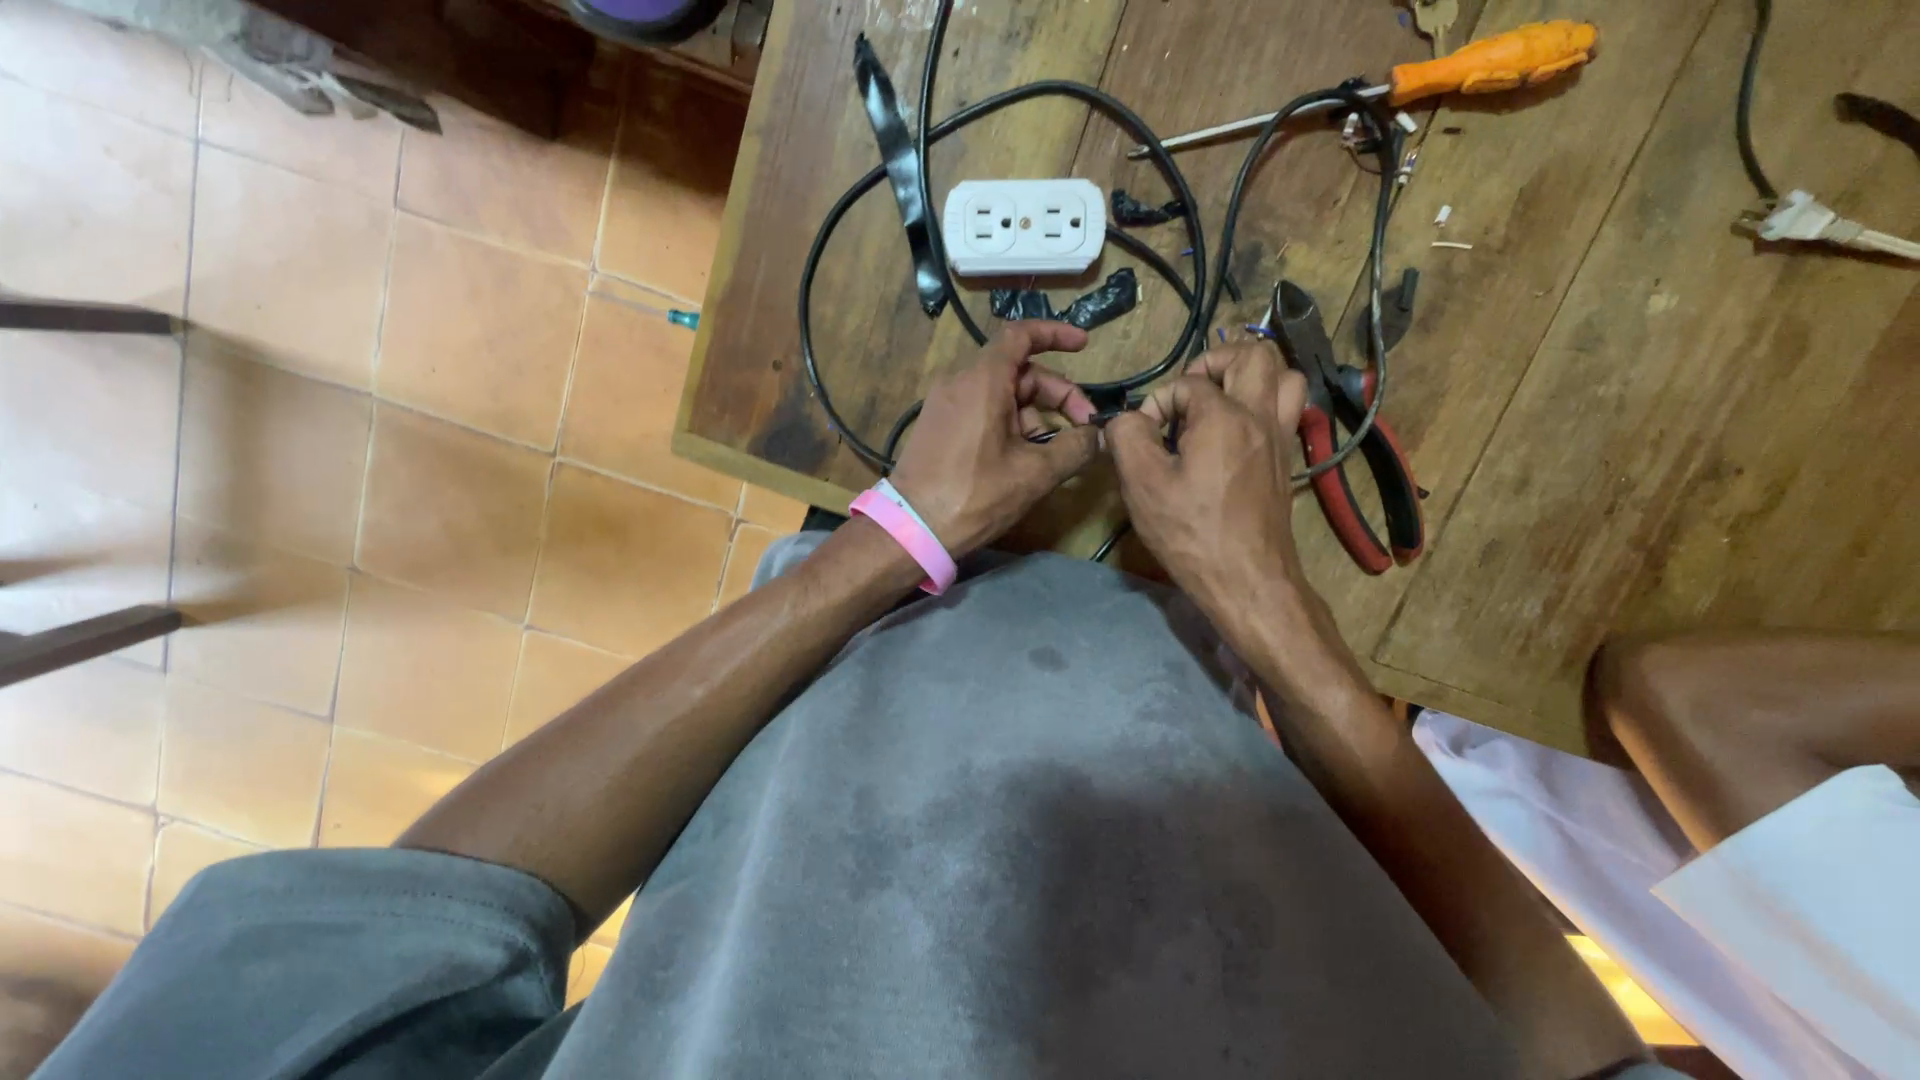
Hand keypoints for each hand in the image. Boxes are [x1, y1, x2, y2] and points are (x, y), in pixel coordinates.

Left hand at [888, 322, 1100, 556]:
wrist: (912, 529)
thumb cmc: (975, 495)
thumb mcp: (1034, 474)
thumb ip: (1074, 447)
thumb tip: (1098, 435)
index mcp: (983, 380)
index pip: (1021, 336)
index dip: (1055, 334)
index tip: (1084, 344)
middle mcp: (960, 382)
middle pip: (1018, 371)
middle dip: (1057, 393)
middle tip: (1085, 426)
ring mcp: (945, 403)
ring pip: (1001, 393)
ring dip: (1035, 414)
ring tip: (1057, 450)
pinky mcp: (938, 425)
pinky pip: (981, 409)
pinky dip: (1010, 422)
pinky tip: (1026, 455)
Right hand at [1105, 341, 1309, 615]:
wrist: (1247, 580)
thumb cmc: (1191, 532)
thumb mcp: (1142, 484)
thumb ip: (1128, 437)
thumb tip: (1127, 420)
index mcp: (1224, 416)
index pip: (1187, 383)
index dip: (1157, 403)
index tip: (1142, 437)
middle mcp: (1260, 417)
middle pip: (1254, 355)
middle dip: (1215, 360)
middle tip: (1190, 390)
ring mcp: (1280, 439)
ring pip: (1284, 376)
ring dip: (1251, 375)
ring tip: (1220, 398)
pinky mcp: (1287, 462)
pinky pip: (1288, 410)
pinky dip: (1265, 403)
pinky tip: (1237, 430)